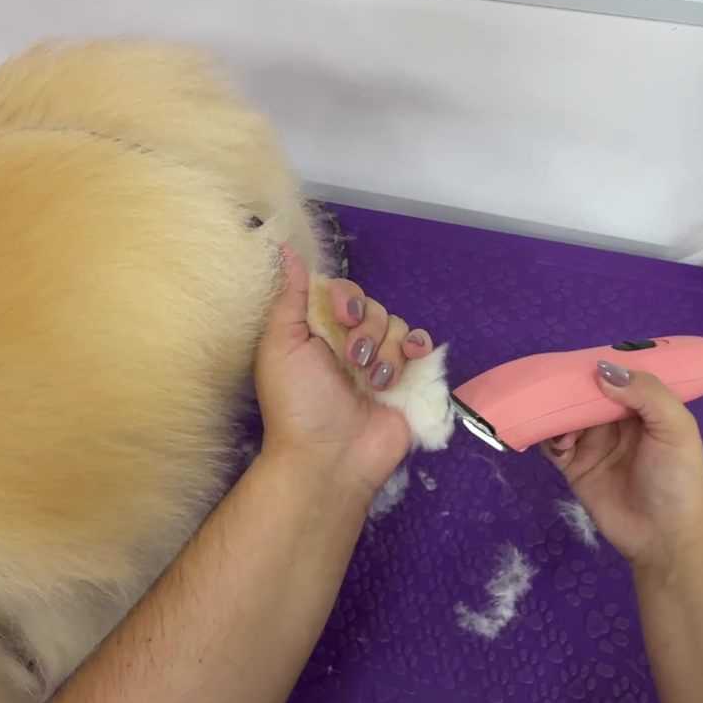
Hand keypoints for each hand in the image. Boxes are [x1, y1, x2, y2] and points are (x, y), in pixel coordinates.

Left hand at [254, 246, 433, 499]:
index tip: (344, 316)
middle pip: (374, 307)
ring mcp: (380, 361)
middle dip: (367, 331)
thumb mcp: (281, 346)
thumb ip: (289, 296)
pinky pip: (421, 346)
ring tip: (373, 381)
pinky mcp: (407, 380)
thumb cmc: (298, 402)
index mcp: (319, 332)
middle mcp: (350, 343)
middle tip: (352, 361)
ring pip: (398, 326)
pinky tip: (410, 359)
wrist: (329, 456)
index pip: (342, 293)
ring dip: (386, 351)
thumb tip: (282, 245)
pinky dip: (418, 348)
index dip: (348, 298)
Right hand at [541, 363, 702, 571]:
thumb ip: (646, 393)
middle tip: (557, 389)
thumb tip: (600, 370)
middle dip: (569, 390)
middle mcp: (615, 422)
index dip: (597, 367)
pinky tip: (561, 445)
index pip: (615, 378)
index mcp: (642, 408)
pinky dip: (550, 439)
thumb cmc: (677, 478)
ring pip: (564, 417)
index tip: (577, 359)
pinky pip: (554, 445)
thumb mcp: (676, 427)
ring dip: (557, 415)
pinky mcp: (574, 467)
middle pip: (584, 395)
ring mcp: (593, 444)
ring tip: (564, 427)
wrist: (665, 537)